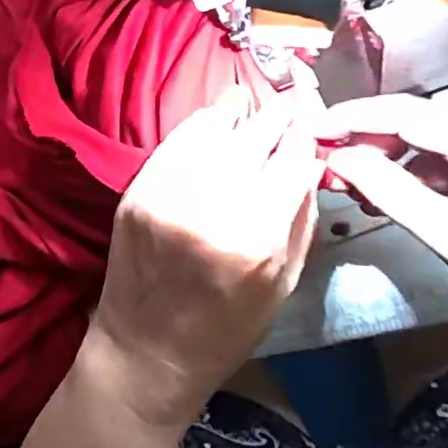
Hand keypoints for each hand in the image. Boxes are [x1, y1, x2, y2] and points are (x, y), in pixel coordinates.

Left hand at [87, 99, 324, 429]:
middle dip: (274, 115)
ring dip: (234, 110)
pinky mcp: (137, 190)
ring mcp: (166, 195)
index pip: (290, 162)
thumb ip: (300, 218)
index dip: (303, 137)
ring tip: (249, 99)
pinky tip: (213, 118)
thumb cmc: (226, 328)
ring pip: (210, 130)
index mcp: (255, 240)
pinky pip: (174, 141)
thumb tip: (310, 162)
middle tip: (285, 100)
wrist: (147, 348)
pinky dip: (198, 124)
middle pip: (251, 137)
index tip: (309, 123)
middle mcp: (209, 210)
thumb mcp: (283, 284)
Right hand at [316, 95, 447, 351]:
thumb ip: (387, 190)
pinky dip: (425, 173)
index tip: (310, 129)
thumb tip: (336, 158)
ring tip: (362, 188)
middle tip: (333, 169)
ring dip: (396, 161)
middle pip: (420, 123)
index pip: (407, 113)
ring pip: (436, 140)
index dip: (352, 118)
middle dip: (372, 143)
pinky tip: (405, 195)